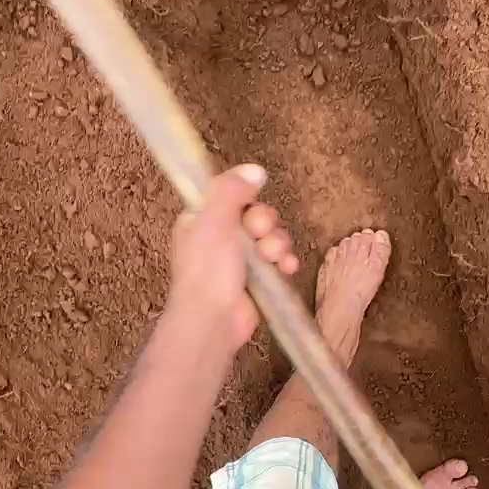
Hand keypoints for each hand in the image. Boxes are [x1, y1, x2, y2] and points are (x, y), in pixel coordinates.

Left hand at [165, 164, 297, 348]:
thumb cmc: (207, 269)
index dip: (247, 200)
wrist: (214, 318)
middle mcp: (220, 238)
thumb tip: (255, 170)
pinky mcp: (258, 281)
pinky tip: (287, 268)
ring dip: (278, 243)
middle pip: (256, 216)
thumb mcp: (214, 218)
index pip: (231, 198)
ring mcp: (240, 261)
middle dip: (266, 223)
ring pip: (271, 238)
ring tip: (273, 257)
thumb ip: (232, 189)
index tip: (250, 207)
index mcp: (201, 220)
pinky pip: (279, 261)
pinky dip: (285, 261)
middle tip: (260, 233)